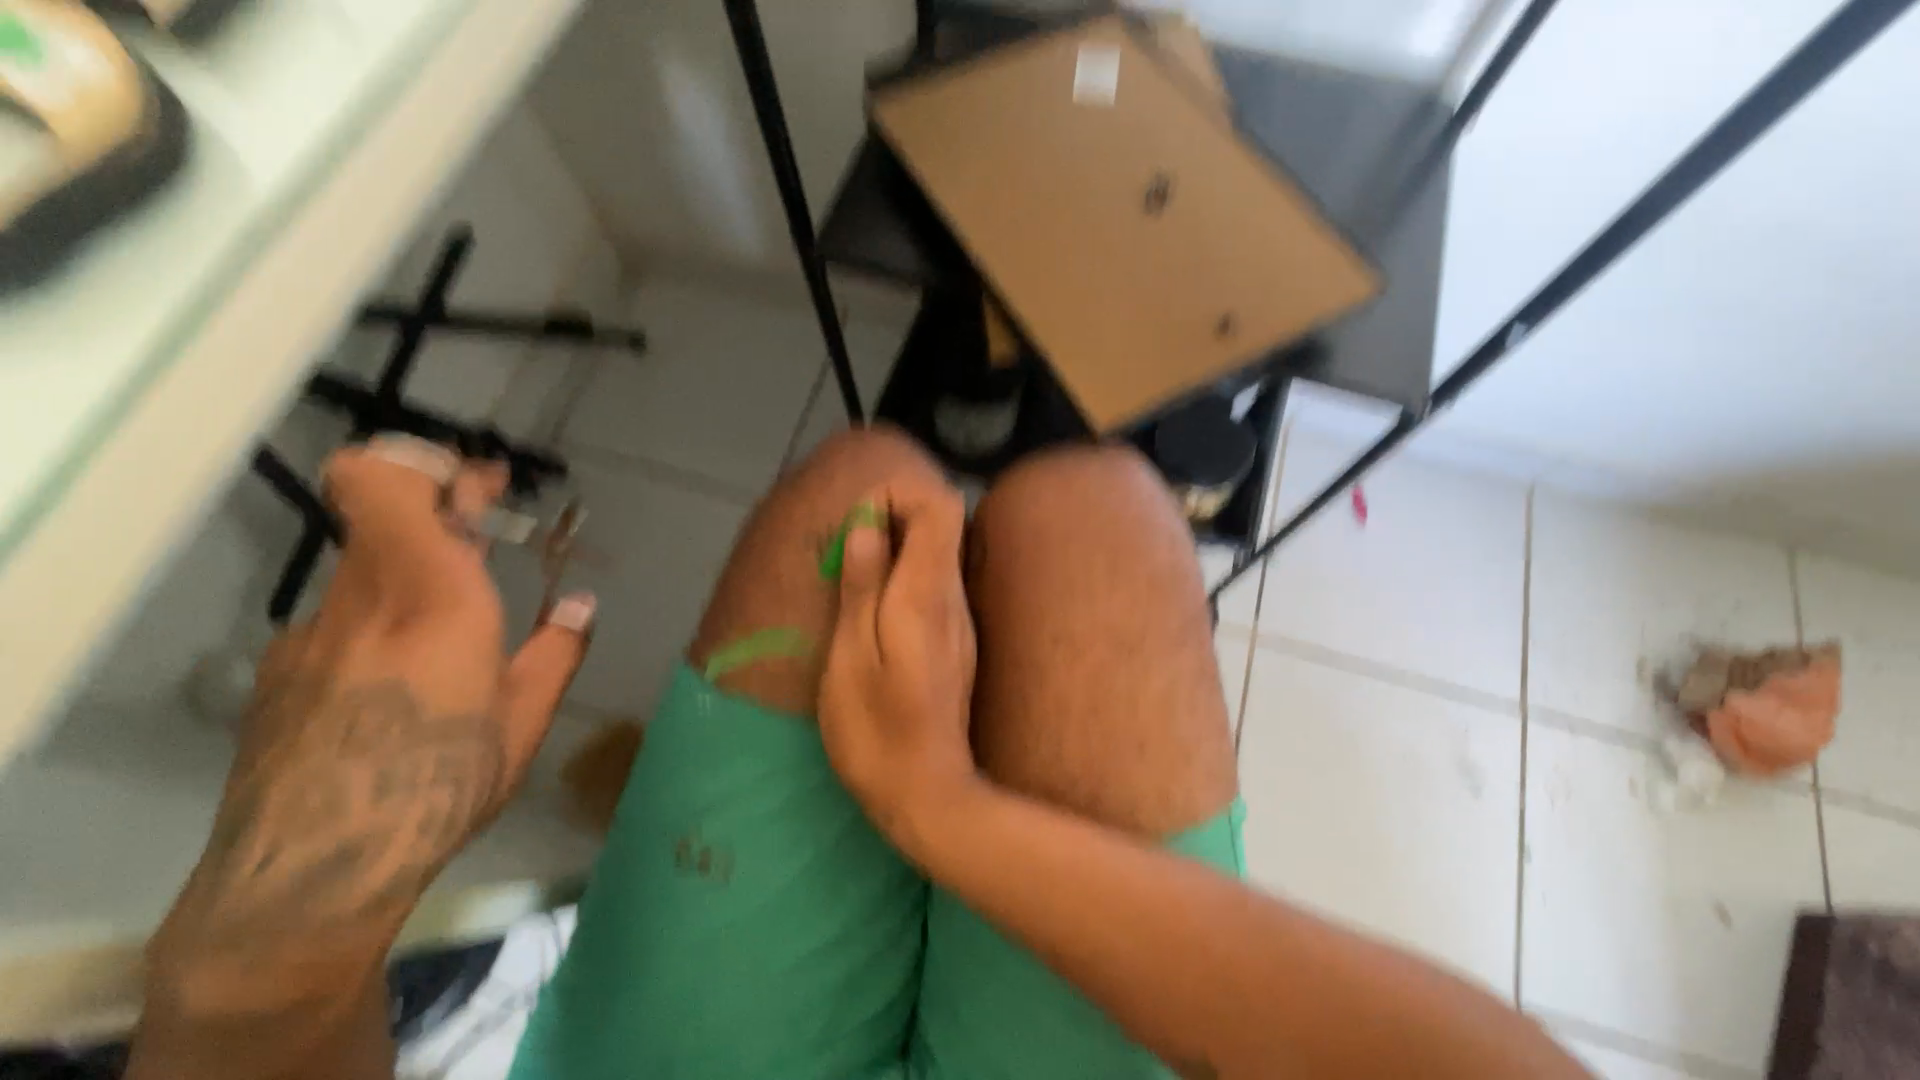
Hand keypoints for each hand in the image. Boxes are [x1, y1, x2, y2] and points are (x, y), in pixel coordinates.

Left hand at [153, 438, 594, 964]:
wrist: (313, 867)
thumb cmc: (442, 781)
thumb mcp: (524, 721)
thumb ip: (556, 651)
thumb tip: (582, 608)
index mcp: (433, 595)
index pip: (387, 481)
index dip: (426, 466)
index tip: (478, 486)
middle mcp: (365, 597)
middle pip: (383, 515)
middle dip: (438, 513)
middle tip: (480, 532)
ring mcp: (312, 634)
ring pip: (364, 574)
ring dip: (409, 578)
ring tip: (445, 632)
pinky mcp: (281, 672)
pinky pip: (338, 625)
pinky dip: (374, 630)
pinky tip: (392, 689)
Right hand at [818, 475, 979, 859]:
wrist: (927, 793)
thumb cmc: (875, 729)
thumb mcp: (851, 655)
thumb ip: (862, 585)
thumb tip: (868, 525)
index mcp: (927, 593)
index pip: (939, 505)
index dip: (898, 495)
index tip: (855, 525)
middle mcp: (953, 598)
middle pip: (941, 523)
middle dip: (891, 519)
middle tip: (844, 555)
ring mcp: (960, 622)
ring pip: (937, 555)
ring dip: (893, 550)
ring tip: (848, 582)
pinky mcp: (955, 643)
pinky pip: (933, 586)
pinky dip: (901, 579)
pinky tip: (869, 614)